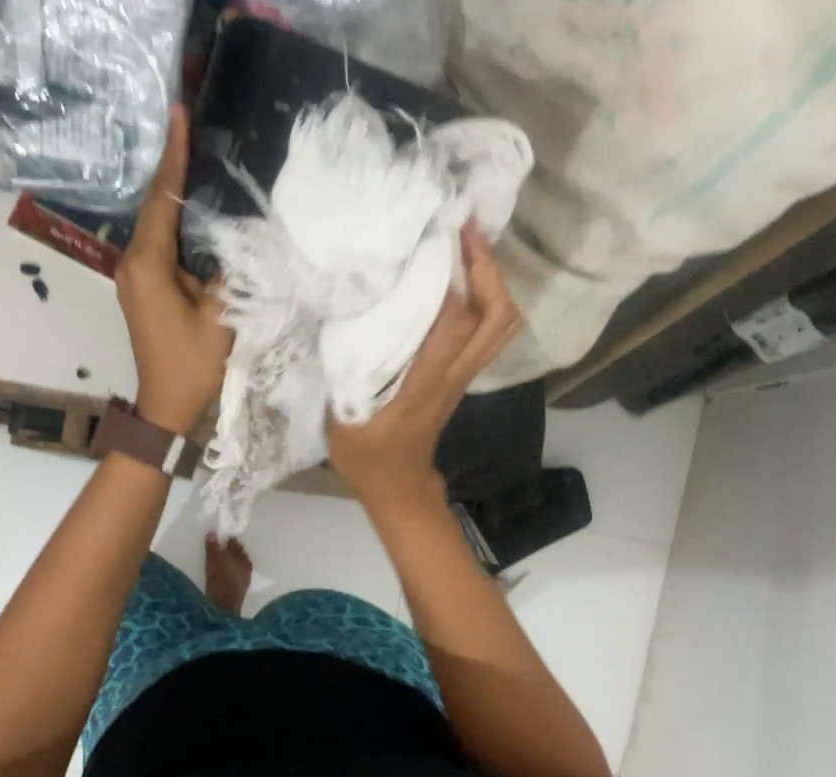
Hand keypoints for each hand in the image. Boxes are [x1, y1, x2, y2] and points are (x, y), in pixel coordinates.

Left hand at [115, 104, 232, 435]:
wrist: (165, 408)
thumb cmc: (192, 366)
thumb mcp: (221, 316)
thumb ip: (228, 270)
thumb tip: (235, 235)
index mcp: (148, 265)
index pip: (162, 199)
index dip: (174, 155)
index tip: (179, 112)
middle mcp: (131, 263)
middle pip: (153, 205)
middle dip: (171, 164)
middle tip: (188, 122)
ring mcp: (132, 277)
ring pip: (154, 223)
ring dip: (172, 191)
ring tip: (193, 154)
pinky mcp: (141, 288)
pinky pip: (157, 243)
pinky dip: (173, 220)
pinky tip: (191, 207)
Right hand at [327, 223, 523, 508]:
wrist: (399, 487)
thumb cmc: (367, 456)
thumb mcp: (342, 419)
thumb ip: (341, 375)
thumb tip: (335, 325)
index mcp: (426, 383)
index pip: (456, 324)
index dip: (456, 279)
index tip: (441, 239)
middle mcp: (455, 374)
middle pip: (498, 316)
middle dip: (488, 268)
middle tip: (463, 230)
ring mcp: (463, 375)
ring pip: (501, 323)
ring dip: (491, 280)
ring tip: (464, 246)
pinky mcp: (461, 375)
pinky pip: (487, 330)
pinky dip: (483, 297)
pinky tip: (457, 278)